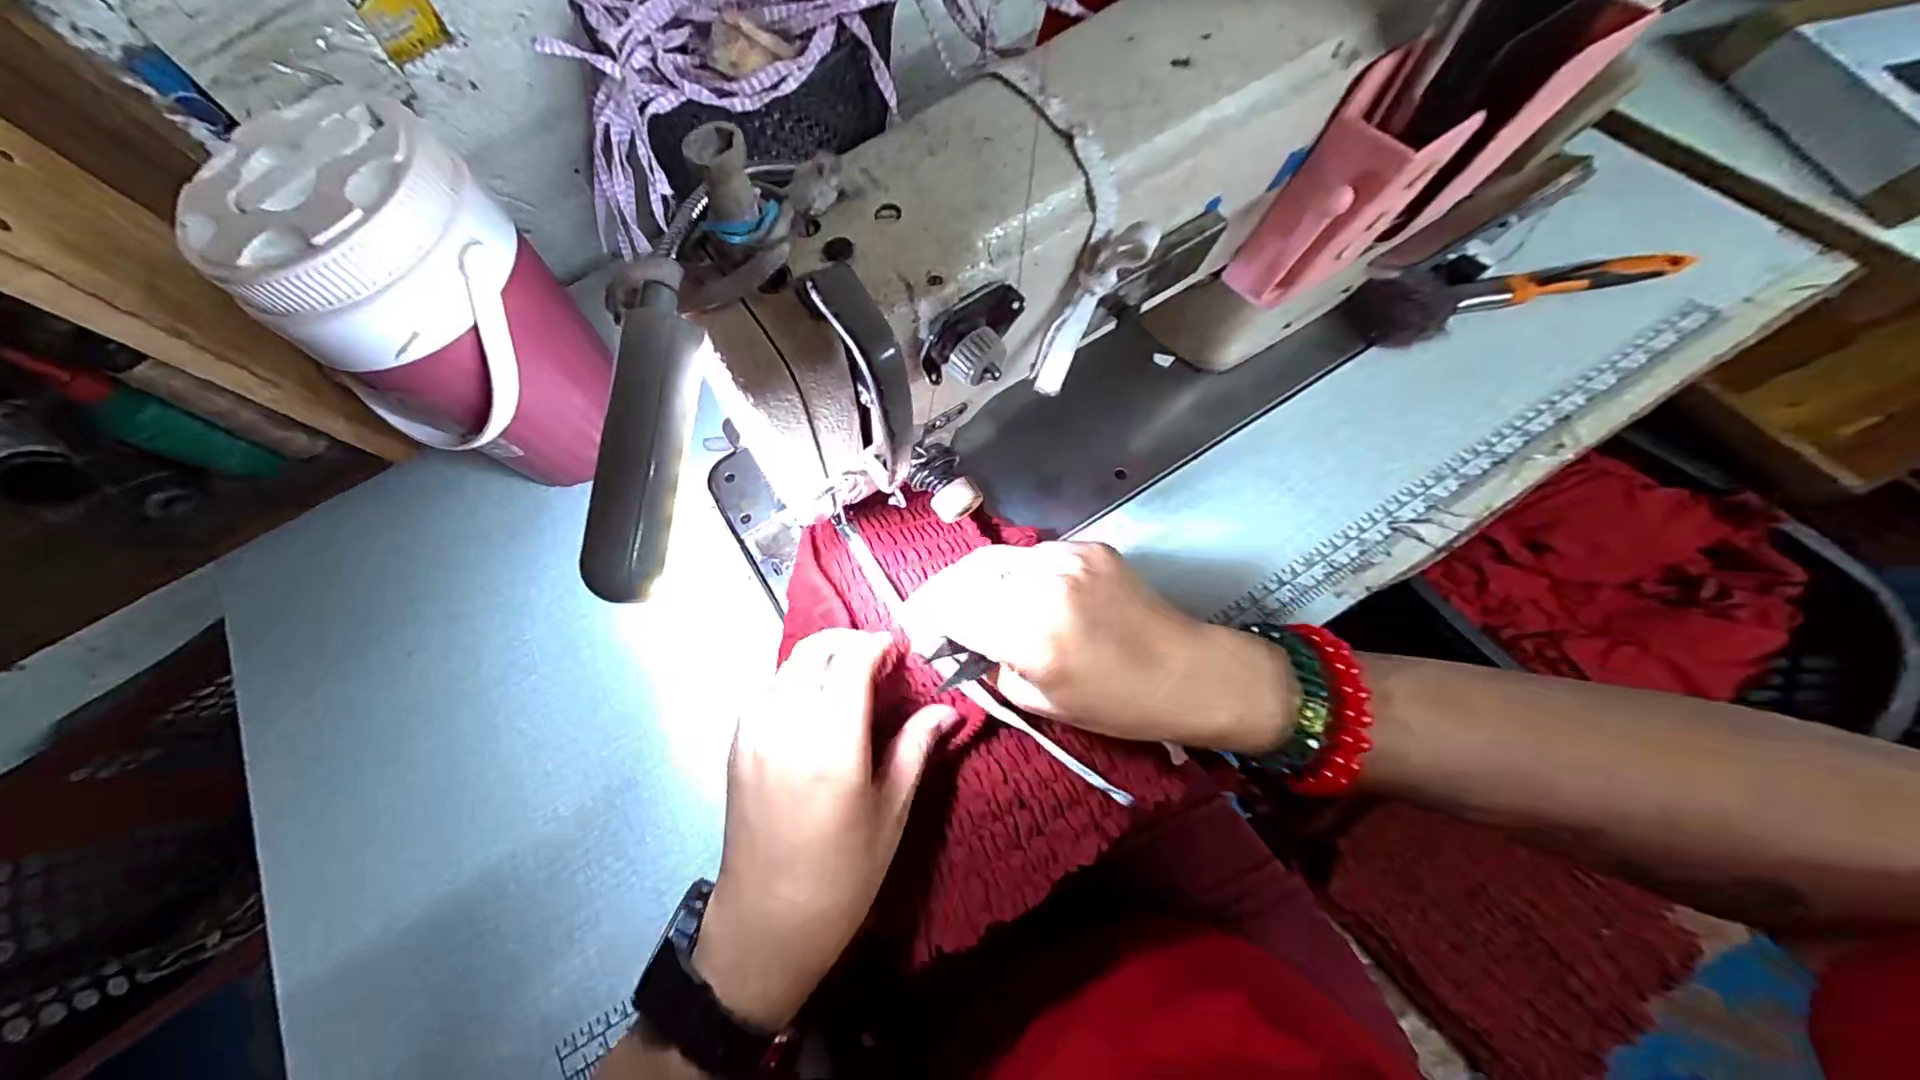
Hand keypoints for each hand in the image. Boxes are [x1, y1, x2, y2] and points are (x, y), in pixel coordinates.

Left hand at [693, 629, 957, 1029]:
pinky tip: (822, 704)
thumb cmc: (842, 876)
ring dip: (827, 658)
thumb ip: (916, 747)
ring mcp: (754, 730)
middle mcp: (786, 725)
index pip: (852, 659)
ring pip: (792, 662)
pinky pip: (772, 685)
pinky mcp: (738, 740)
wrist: (765, 921)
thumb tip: (949, 710)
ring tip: (855, 681)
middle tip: (883, 664)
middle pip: (818, 648)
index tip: (902, 653)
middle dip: (854, 643)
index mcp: (830, 745)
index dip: (881, 645)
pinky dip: (802, 678)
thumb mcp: (891, 812)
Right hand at [902, 542, 1296, 752]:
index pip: (951, 608)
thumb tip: (956, 647)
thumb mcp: (1040, 701)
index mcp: (1030, 631)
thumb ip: (990, 667)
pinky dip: (1011, 573)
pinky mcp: (1087, 546)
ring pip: (994, 558)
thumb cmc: (1117, 704)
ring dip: (972, 579)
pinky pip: (1030, 556)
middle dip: (940, 594)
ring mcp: (1067, 557)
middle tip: (932, 615)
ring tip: (968, 602)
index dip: (926, 621)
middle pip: (965, 573)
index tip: (920, 634)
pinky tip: (1016, 593)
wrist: (1189, 671)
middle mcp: (1043, 583)